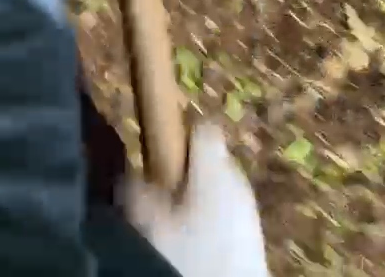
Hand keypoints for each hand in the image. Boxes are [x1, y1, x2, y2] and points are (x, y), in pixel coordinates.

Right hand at [122, 124, 269, 276]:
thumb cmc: (192, 256)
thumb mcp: (151, 223)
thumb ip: (136, 190)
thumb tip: (129, 173)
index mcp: (214, 165)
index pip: (201, 127)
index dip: (178, 136)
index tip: (158, 156)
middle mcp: (238, 176)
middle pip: (208, 159)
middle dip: (184, 174)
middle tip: (161, 201)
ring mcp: (250, 205)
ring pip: (218, 188)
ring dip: (198, 201)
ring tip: (178, 230)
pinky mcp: (255, 232)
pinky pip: (228, 213)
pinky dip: (213, 222)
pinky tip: (198, 249)